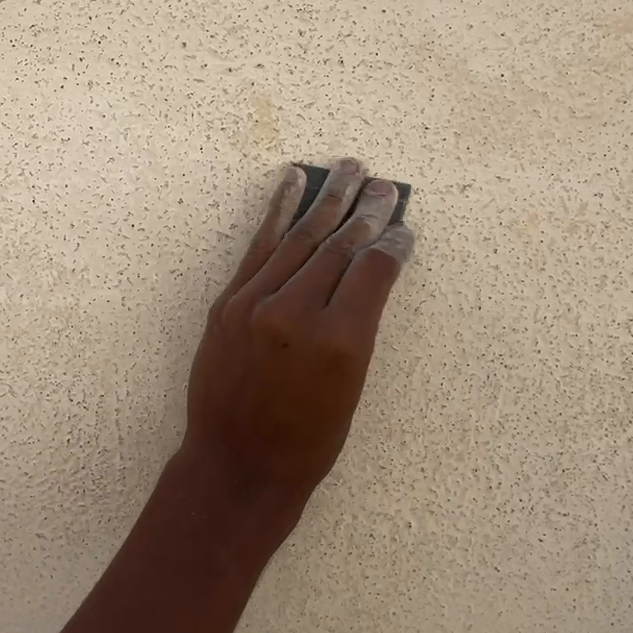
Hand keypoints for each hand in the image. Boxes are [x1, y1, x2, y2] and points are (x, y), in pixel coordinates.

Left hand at [184, 159, 415, 504]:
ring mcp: (254, 305)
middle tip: (383, 185)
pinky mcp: (227, 304)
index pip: (373, 271)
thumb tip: (369, 273)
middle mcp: (295, 315)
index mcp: (340, 343)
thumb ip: (358, 326)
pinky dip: (277, 213)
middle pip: (338, 247)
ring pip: (298, 239)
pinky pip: (258, 248)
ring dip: (326, 200)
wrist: (236, 464)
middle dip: (365, 212)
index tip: (405, 227)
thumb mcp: (352, 389)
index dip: (393, 244)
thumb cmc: (306, 442)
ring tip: (348, 169)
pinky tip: (291, 184)